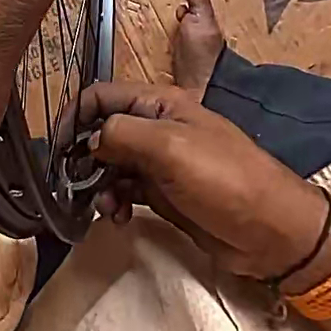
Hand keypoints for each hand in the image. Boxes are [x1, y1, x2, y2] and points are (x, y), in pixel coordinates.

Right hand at [79, 82, 330, 288]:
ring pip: (110, 164)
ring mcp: (159, 161)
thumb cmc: (225, 179)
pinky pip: (124, 190)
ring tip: (102, 207)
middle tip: (73, 183)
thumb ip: (121, 133)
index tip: (56, 147)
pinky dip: (114, 201)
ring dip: (97, 183)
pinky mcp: (163, 193)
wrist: (275, 233)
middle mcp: (155, 127)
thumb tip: (89, 141)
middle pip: (101, 131)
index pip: (101, 96)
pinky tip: (117, 217)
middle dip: (83, 154)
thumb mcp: (169, 146)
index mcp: (157, 103)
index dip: (74, 116)